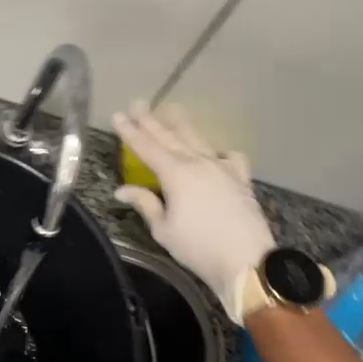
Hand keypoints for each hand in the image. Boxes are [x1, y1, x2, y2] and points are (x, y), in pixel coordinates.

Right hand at [113, 102, 275, 322]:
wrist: (245, 259)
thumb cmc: (197, 247)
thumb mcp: (163, 229)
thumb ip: (145, 204)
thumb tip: (122, 190)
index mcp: (176, 174)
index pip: (147, 147)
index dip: (130, 131)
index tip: (117, 115)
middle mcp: (198, 163)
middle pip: (170, 137)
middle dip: (151, 120)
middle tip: (138, 103)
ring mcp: (222, 168)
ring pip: (198, 140)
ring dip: (182, 125)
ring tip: (172, 110)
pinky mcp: (240, 178)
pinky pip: (229, 156)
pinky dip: (219, 151)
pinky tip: (216, 153)